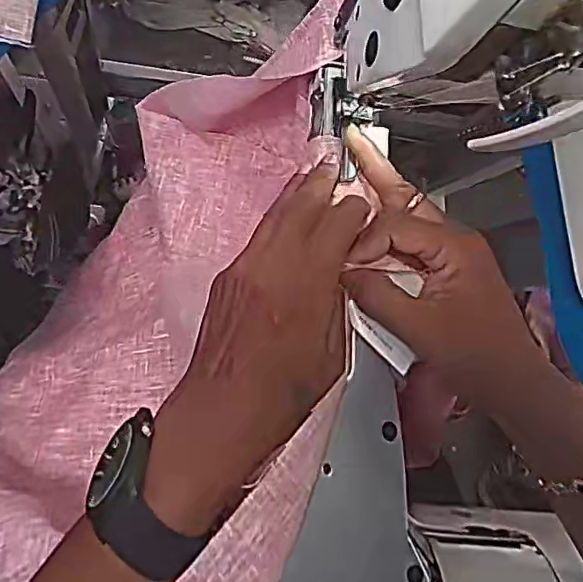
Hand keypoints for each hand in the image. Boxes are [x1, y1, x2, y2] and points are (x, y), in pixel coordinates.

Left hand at [145, 165, 368, 535]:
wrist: (220, 414)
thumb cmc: (278, 397)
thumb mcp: (332, 355)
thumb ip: (339, 304)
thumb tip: (342, 273)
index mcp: (306, 288)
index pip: (336, 227)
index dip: (354, 212)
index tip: (362, 207)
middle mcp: (272, 270)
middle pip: (302, 209)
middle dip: (322, 185)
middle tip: (334, 167)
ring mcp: (246, 270)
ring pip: (276, 216)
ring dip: (296, 193)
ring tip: (311, 174)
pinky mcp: (228, 277)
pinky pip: (259, 235)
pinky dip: (276, 217)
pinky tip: (285, 213)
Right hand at [339, 131, 549, 419]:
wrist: (513, 383)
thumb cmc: (482, 359)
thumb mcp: (419, 328)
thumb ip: (376, 295)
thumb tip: (345, 273)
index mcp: (454, 247)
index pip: (395, 226)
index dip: (364, 243)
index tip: (346, 266)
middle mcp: (456, 242)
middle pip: (407, 200)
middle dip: (377, 171)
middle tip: (354, 144)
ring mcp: (453, 254)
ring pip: (410, 217)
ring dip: (381, 195)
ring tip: (358, 170)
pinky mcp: (447, 270)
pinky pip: (412, 242)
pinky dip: (387, 232)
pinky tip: (369, 224)